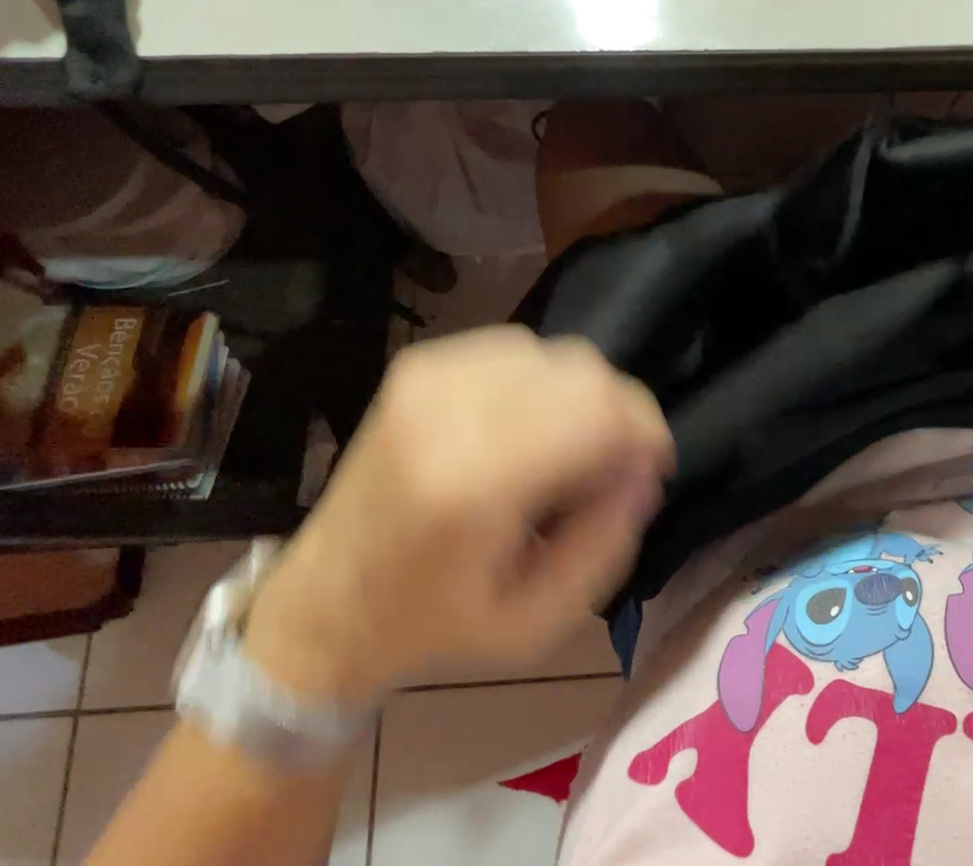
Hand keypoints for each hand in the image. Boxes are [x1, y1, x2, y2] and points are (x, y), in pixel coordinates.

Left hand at [241, 326, 673, 704]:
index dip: (646, 431)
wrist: (320, 605)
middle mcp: (448, 413)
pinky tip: (532, 425)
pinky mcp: (419, 369)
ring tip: (570, 448)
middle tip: (615, 463)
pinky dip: (546, 382)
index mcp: (475, 482)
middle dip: (621, 413)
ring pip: (557, 354)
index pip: (599, 410)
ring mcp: (428, 381)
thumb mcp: (538, 622)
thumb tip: (644, 468)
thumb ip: (607, 543)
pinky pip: (520, 349)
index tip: (651, 468)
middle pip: (584, 372)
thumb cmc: (434, 624)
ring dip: (583, 397)